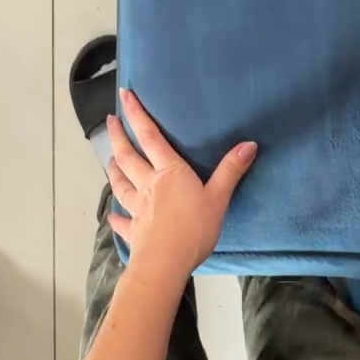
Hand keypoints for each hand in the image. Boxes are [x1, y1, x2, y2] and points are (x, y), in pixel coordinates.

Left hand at [105, 89, 256, 281]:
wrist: (166, 263)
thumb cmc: (193, 227)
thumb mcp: (218, 197)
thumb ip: (231, 170)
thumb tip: (249, 144)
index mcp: (169, 171)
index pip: (150, 136)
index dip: (136, 114)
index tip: (123, 95)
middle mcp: (148, 184)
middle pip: (128, 155)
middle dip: (118, 136)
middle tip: (110, 120)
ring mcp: (137, 208)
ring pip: (121, 183)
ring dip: (114, 169)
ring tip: (109, 159)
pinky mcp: (134, 230)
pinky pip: (122, 221)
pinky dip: (116, 217)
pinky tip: (112, 216)